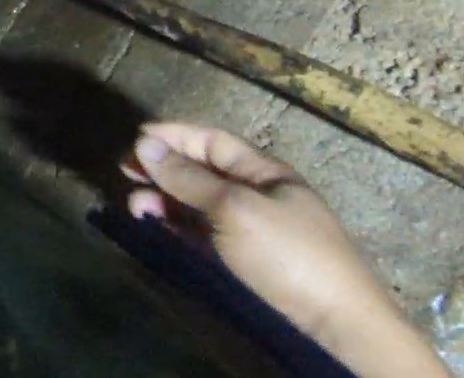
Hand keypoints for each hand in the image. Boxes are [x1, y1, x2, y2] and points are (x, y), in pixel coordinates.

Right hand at [125, 122, 449, 377]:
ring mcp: (246, 229)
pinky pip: (195, 231)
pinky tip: (153, 225)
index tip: (135, 139)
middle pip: (198, 170)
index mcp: (265, 174)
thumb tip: (143, 143)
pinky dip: (170, 224)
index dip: (172, 135)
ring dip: (160, 197)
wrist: (338, 329)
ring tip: (136, 206)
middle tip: (125, 170)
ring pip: (192, 201)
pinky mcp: (237, 259)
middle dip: (160, 167)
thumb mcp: (235, 208)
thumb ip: (187, 176)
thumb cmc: (290, 255)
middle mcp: (254, 195)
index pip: (211, 140)